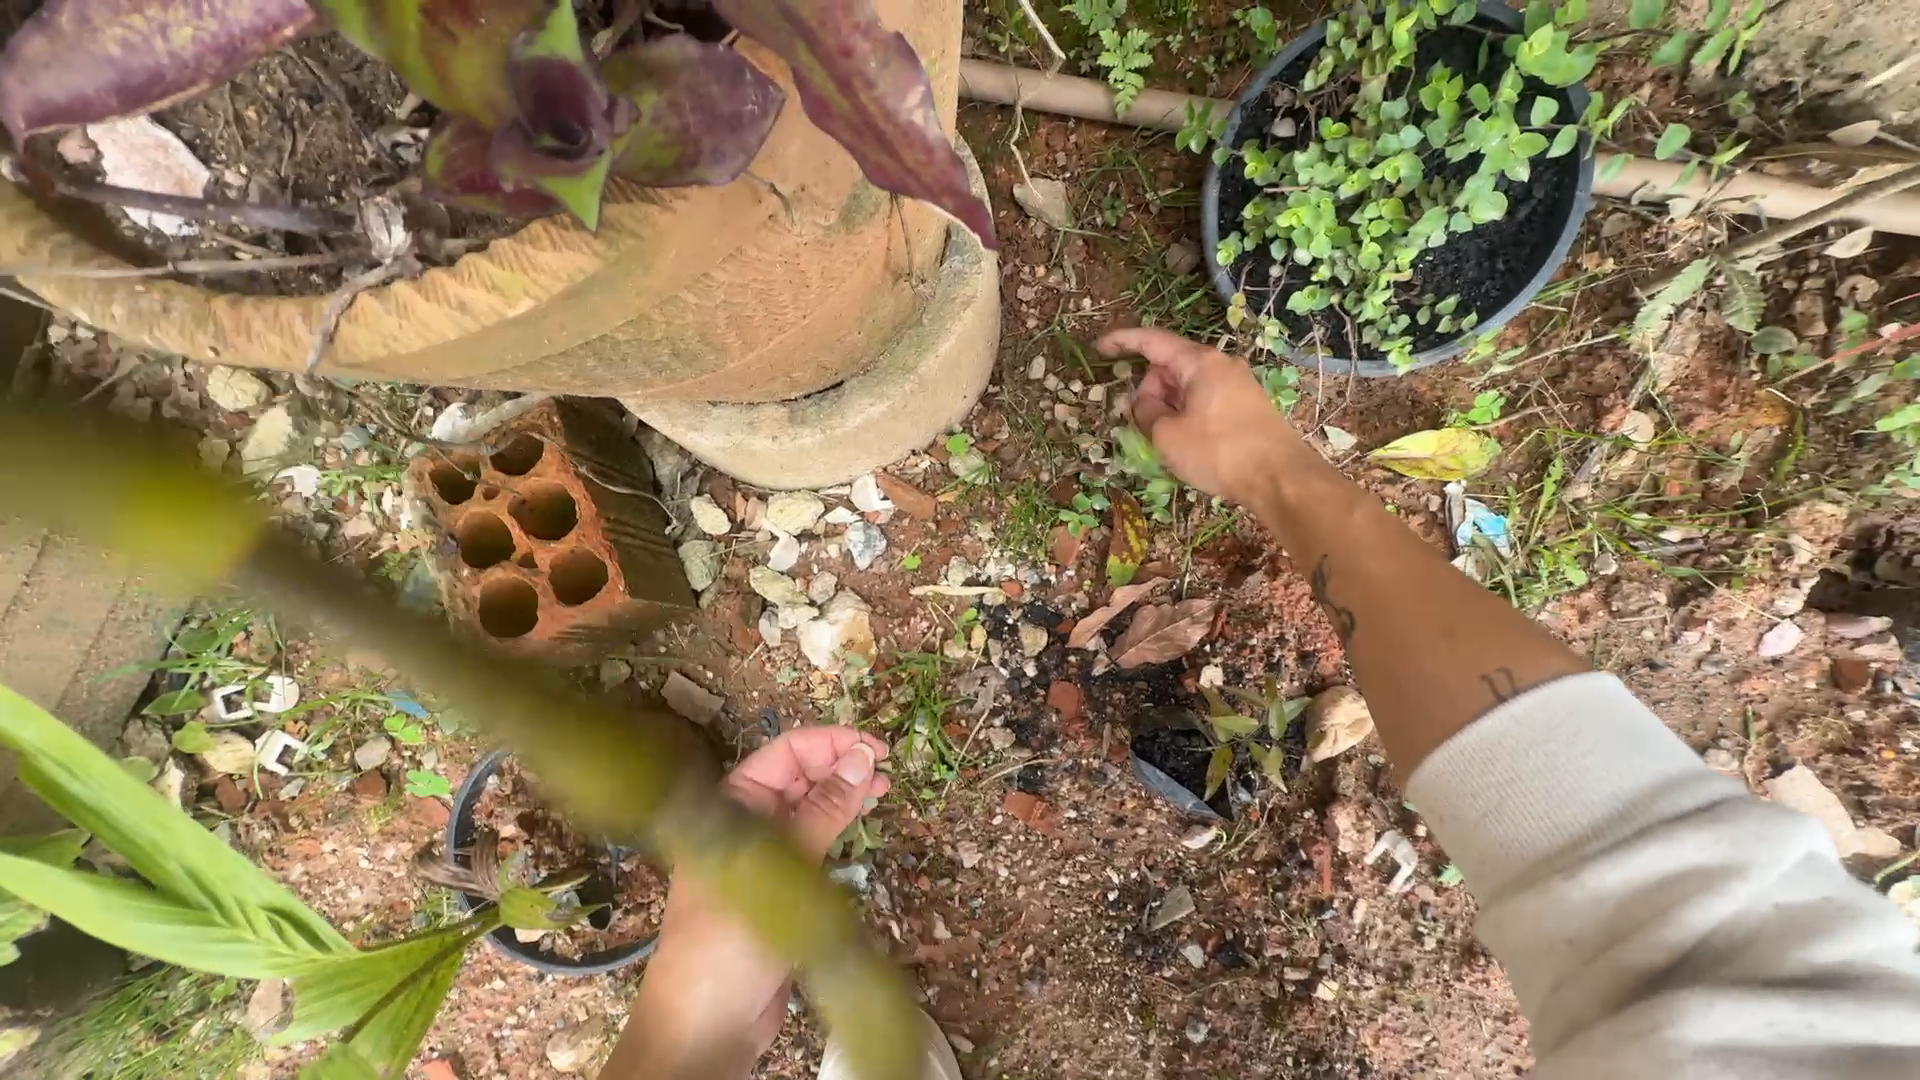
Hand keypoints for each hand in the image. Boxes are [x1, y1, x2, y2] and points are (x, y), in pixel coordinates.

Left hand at [607, 728, 889, 1076]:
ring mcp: (769, 850)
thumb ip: (824, 810)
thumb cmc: (727, 940)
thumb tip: (863, 758)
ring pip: (813, 805)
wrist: (706, 1027)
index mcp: (733, 803)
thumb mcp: (779, 868)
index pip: (787, 752)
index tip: (877, 747)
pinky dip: (843, 825)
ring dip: (847, 792)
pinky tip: (864, 822)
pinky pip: (818, 838)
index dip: (832, 742)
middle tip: (888, 769)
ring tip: (884, 789)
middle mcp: (750, 818)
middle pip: (802, 774)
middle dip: (843, 763)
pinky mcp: (787, 881)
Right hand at [1098, 326, 1307, 507]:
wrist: (1280, 478)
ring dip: (1168, 407)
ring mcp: (1237, 385)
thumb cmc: (1219, 452)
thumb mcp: (1167, 435)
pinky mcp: (1246, 406)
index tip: (1099, 348)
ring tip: (1165, 441)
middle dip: (1148, 390)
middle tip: (1141, 425)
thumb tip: (1145, 402)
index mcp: (1199, 362)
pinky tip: (1187, 444)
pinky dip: (1186, 415)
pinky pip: (1204, 401)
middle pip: (1170, 367)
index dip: (1122, 341)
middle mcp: (1221, 365)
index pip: (1152, 341)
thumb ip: (1146, 412)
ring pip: (1187, 387)